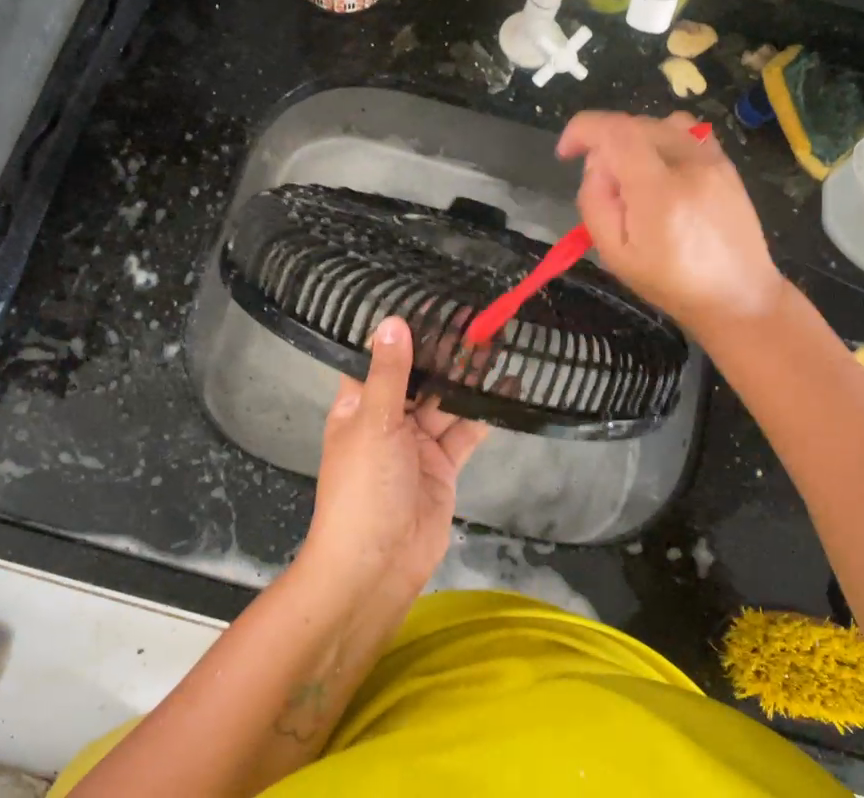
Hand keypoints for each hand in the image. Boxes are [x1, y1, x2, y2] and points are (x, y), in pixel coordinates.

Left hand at [302, 316, 489, 595]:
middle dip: (443, 354)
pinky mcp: (443, 466)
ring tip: (497, 343)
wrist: (378, 564)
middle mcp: (386, 419)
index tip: (427, 299)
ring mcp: (416, 443)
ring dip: (467, 380)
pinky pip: (465, 432)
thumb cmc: (363, 488)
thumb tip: (392, 321)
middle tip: (476, 316)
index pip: (376, 358)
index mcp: (357, 405)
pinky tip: (506, 388)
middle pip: (418, 378)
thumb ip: (389, 374)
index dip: (399, 333)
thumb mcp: (374, 423)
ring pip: (445, 403)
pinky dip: (484, 413)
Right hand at [557, 110, 785, 328]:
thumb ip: (595, 204)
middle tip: (604, 186)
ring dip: (634, 140)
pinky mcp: (726, 163)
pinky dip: (663, 140)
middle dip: (605, 144)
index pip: (616, 133)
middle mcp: (689, 165)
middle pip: (635, 125)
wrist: (738, 294)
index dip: (582, 131)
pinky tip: (662, 172)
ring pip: (660, 123)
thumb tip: (597, 167)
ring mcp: (713, 160)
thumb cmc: (672, 284)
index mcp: (659, 192)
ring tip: (633, 176)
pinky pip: (687, 132)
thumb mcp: (616, 256)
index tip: (566, 152)